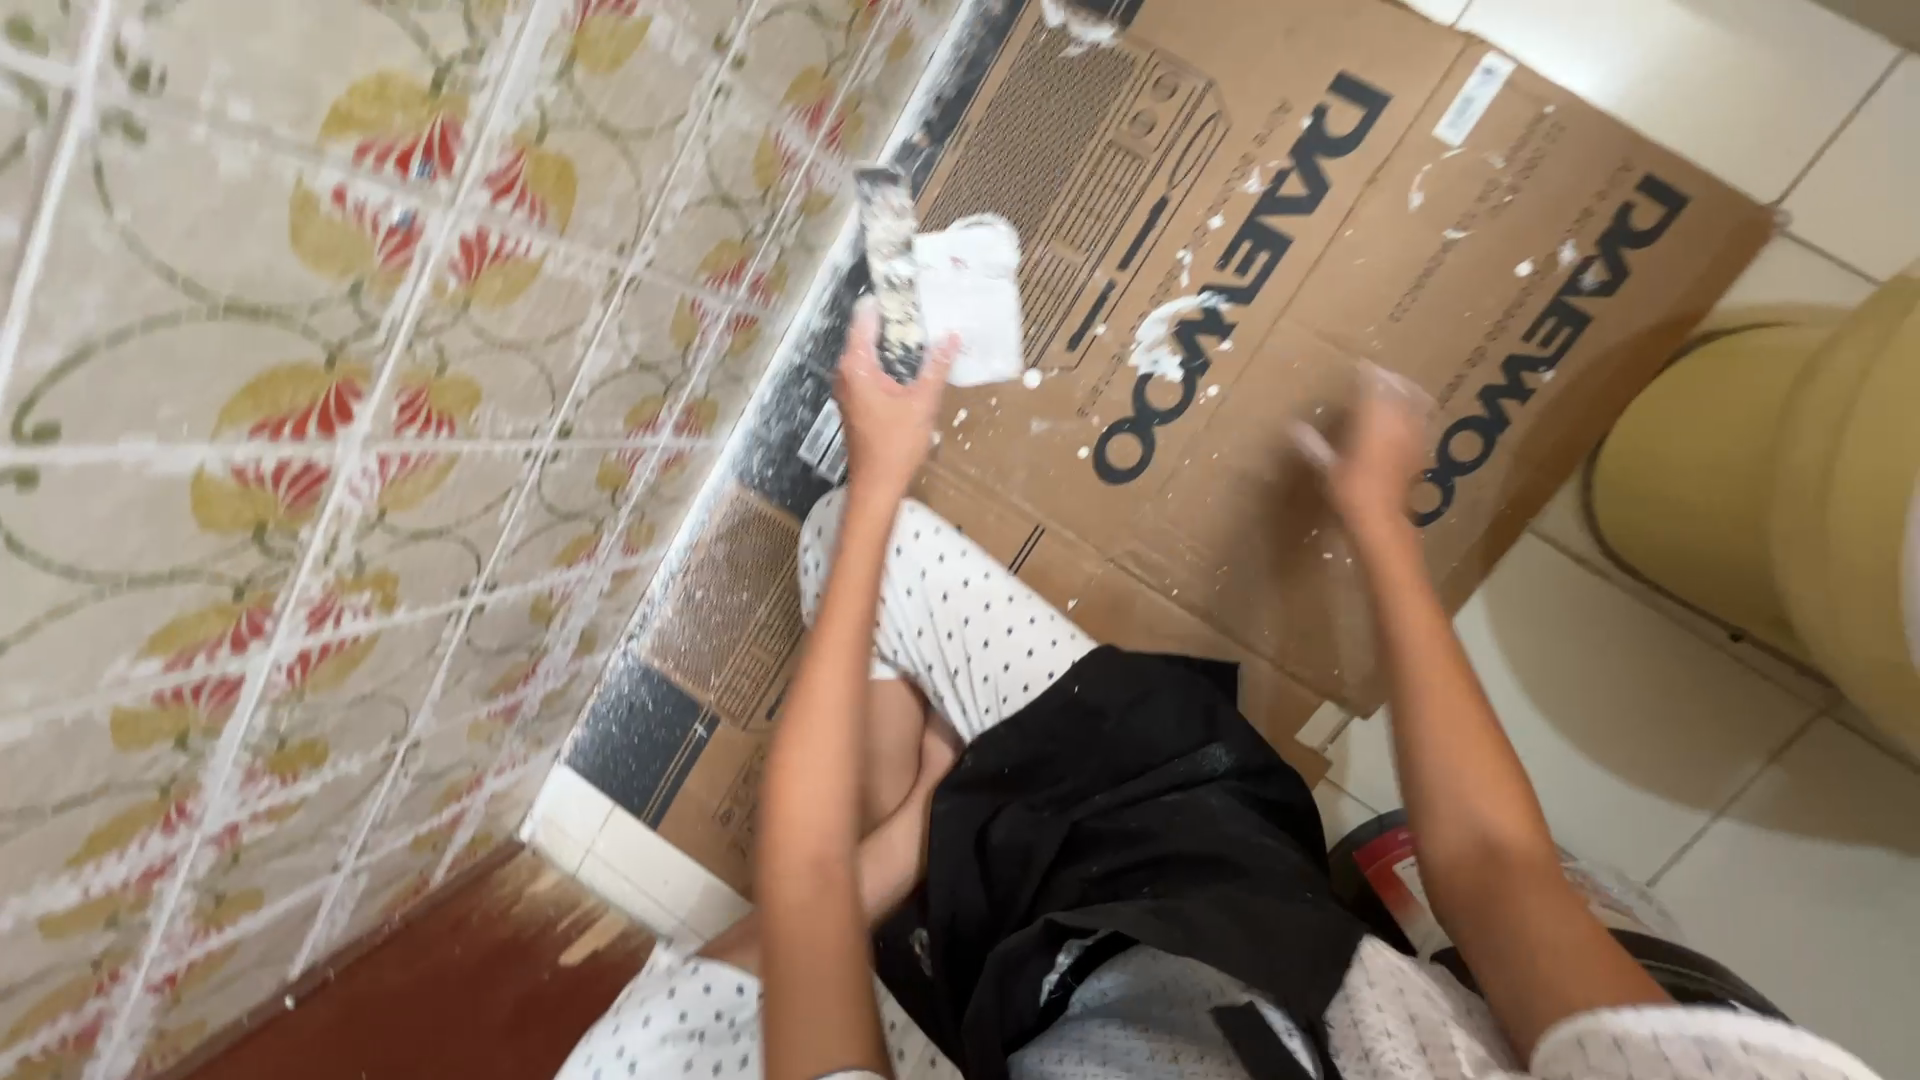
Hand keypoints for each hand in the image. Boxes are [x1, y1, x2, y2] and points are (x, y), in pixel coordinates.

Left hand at [836, 295, 958, 498]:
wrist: (877, 485)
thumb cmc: (896, 445)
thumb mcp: (922, 402)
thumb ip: (937, 366)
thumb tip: (953, 336)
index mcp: (856, 365)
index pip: (865, 318)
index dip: (887, 301)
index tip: (909, 288)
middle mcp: (846, 372)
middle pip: (867, 334)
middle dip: (895, 321)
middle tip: (926, 308)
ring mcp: (848, 388)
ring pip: (870, 354)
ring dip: (895, 344)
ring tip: (925, 331)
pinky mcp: (856, 402)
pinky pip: (872, 371)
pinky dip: (890, 363)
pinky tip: (913, 364)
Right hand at [1294, 362, 1432, 539]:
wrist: (1380, 520)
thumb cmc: (1349, 492)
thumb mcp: (1326, 466)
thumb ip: (1313, 443)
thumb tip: (1292, 427)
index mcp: (1372, 422)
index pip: (1373, 388)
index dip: (1367, 374)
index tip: (1361, 365)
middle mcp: (1397, 424)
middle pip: (1399, 391)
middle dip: (1390, 380)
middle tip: (1380, 374)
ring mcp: (1413, 437)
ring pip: (1416, 404)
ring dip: (1407, 393)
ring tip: (1399, 389)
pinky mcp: (1420, 452)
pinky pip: (1422, 422)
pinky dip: (1416, 413)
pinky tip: (1410, 417)